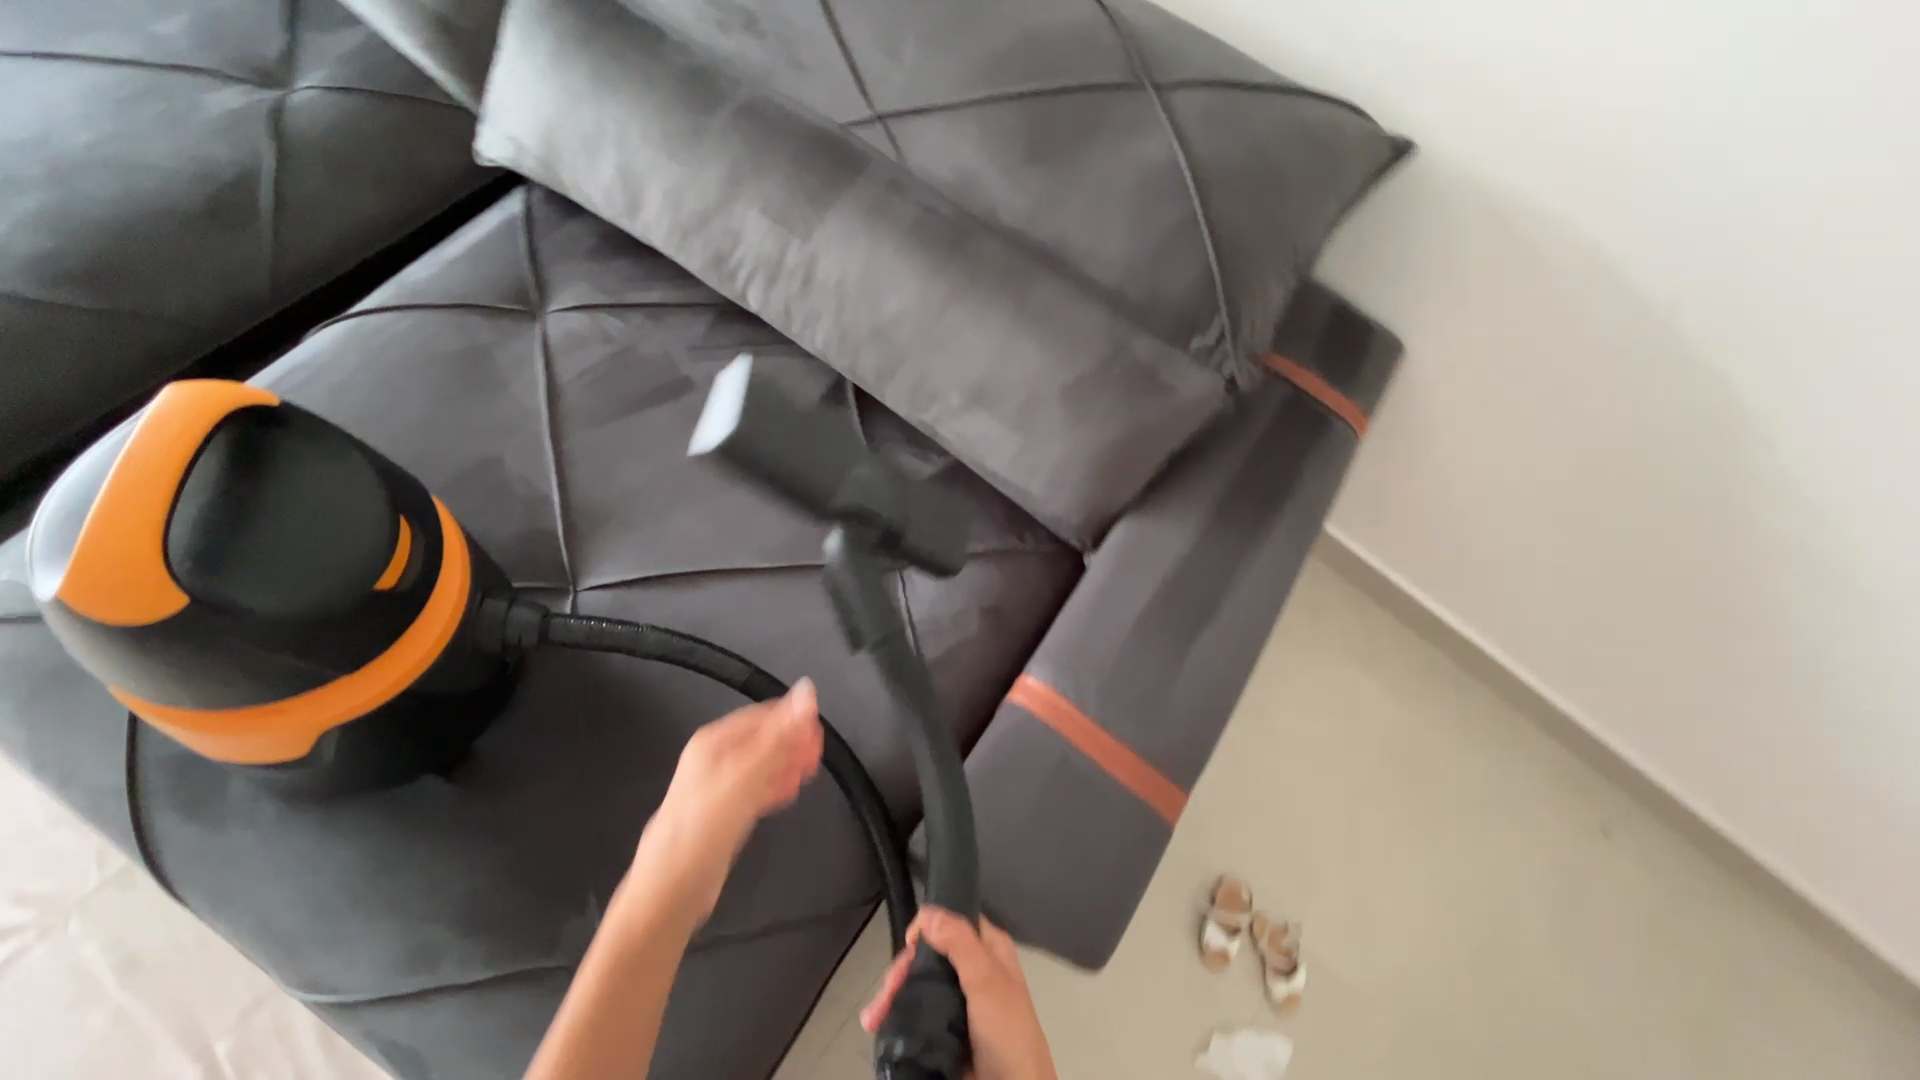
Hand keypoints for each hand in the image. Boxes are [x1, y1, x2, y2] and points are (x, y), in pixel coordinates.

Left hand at [630, 679, 824, 919]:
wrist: (671, 890)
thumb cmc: (704, 829)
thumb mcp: (745, 778)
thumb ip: (778, 737)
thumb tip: (807, 692)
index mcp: (713, 742)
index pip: (763, 716)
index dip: (794, 720)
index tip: (819, 735)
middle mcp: (713, 759)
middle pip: (762, 739)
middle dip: (791, 744)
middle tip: (815, 758)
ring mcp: (717, 787)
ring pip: (761, 765)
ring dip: (785, 765)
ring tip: (808, 774)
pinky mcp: (723, 814)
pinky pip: (755, 790)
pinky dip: (774, 787)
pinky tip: (787, 794)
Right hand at [861, 909, 1057, 1079]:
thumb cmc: (1007, 1034)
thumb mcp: (988, 983)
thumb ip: (960, 944)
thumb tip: (927, 913)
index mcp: (989, 951)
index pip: (954, 921)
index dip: (929, 927)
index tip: (910, 945)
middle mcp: (973, 971)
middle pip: (928, 956)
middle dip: (902, 971)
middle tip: (886, 993)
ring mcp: (958, 1002)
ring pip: (918, 984)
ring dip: (892, 996)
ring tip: (873, 1018)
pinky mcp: (945, 1030)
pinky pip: (916, 1013)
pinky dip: (895, 1016)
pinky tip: (878, 1024)